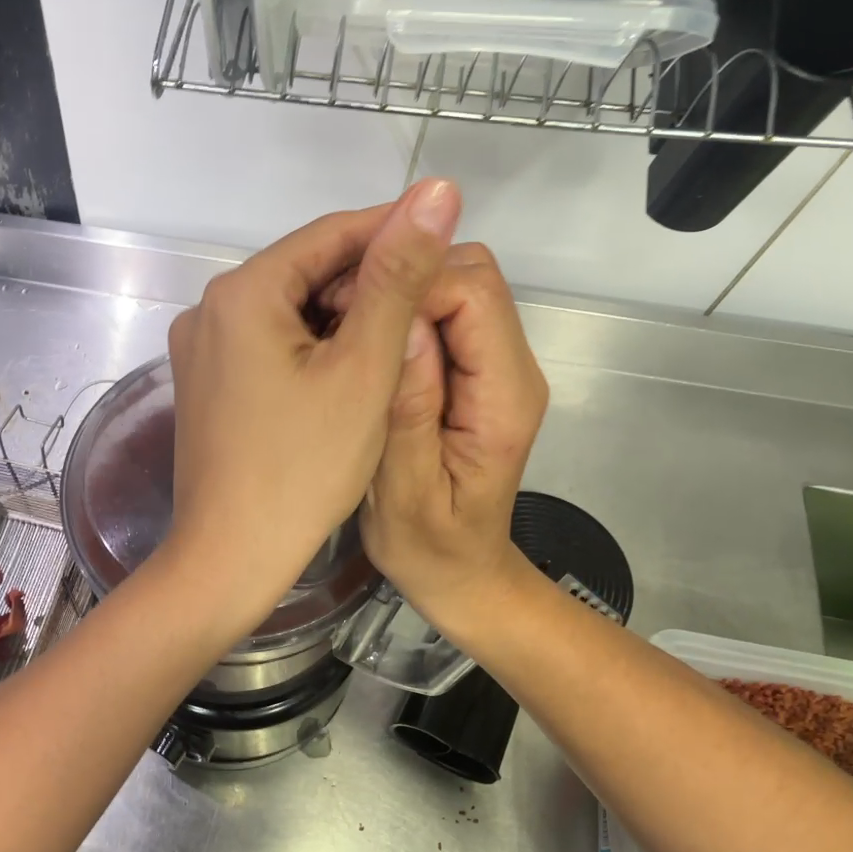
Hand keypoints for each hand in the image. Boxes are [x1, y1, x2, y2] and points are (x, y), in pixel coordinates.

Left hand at [161, 179, 461, 620]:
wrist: (230, 557)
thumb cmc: (303, 469)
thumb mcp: (363, 369)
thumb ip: (398, 276)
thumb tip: (437, 190)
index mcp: (242, 292)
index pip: (332, 233)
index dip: (396, 233)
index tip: (449, 247)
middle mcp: (208, 309)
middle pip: (305, 270)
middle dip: (368, 282)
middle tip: (429, 306)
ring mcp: (199, 351)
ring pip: (287, 310)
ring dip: (341, 317)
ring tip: (398, 341)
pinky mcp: (204, 386)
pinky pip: (265, 346)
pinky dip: (308, 349)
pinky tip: (346, 373)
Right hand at [350, 243, 548, 640]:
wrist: (460, 573)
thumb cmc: (427, 547)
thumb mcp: (403, 491)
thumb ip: (410, 409)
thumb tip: (405, 324)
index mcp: (503, 398)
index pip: (472, 295)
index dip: (410, 286)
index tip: (351, 315)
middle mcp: (512, 371)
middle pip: (472, 276)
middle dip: (404, 279)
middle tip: (340, 316)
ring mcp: (496, 370)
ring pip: (458, 287)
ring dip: (401, 294)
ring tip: (347, 329)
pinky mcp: (476, 375)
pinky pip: (446, 316)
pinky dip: (404, 315)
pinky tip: (365, 346)